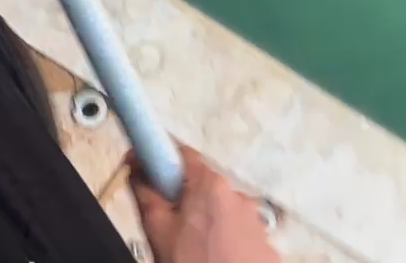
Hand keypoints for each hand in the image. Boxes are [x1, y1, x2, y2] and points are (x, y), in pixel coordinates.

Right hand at [132, 148, 278, 262]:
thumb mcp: (156, 228)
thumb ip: (143, 189)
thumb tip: (136, 167)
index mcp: (211, 185)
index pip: (181, 153)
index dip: (160, 160)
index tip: (145, 172)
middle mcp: (240, 198)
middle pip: (202, 184)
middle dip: (183, 196)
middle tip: (167, 220)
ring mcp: (259, 226)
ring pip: (221, 211)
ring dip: (206, 220)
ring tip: (192, 249)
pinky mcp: (270, 252)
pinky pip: (240, 234)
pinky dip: (226, 241)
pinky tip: (214, 260)